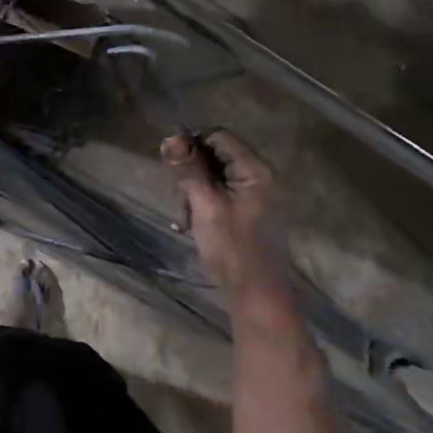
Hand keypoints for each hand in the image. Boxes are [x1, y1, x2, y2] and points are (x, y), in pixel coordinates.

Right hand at [161, 130, 287, 294]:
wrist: (258, 297)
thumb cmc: (233, 250)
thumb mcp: (205, 206)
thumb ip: (189, 170)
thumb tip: (171, 138)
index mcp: (256, 170)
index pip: (219, 136)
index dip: (192, 143)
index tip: (171, 165)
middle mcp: (262, 176)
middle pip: (218, 153)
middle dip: (193, 169)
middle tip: (180, 195)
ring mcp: (259, 194)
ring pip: (218, 173)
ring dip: (197, 187)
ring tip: (186, 213)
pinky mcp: (252, 210)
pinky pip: (224, 190)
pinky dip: (206, 199)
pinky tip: (194, 220)